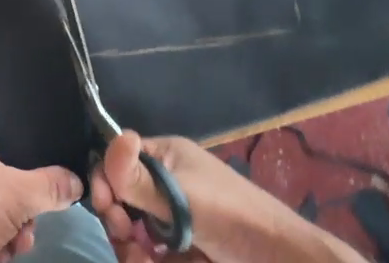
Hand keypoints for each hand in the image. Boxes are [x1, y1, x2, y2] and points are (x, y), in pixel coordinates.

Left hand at [0, 106, 84, 262]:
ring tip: (13, 243)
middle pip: (5, 167)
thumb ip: (51, 186)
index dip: (30, 146)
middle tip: (27, 221)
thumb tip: (76, 182)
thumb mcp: (19, 196)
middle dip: (22, 204)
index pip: (6, 123)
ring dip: (11, 225)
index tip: (49, 168)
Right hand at [90, 132, 367, 262]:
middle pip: (123, 200)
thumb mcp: (182, 196)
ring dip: (129, 250)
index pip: (119, 162)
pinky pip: (153, 255)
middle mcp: (167, 184)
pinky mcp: (185, 251)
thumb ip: (139, 177)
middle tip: (126, 240)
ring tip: (140, 261)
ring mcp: (176, 220)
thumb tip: (111, 138)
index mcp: (166, 158)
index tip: (107, 208)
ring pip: (135, 233)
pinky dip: (145, 262)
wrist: (281, 262)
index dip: (106, 183)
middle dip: (117, 222)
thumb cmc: (231, 218)